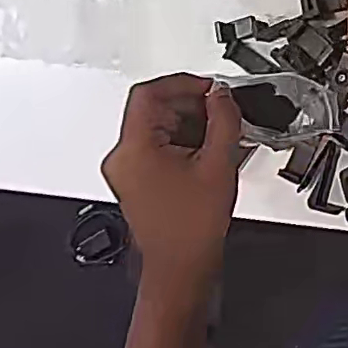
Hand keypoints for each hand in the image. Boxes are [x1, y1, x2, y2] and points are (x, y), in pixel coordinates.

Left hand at [101, 74, 243, 289]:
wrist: (182, 265)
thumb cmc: (192, 226)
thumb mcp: (218, 162)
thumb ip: (223, 120)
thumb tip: (221, 95)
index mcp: (134, 149)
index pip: (149, 94)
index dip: (183, 83)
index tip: (209, 87)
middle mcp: (124, 157)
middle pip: (155, 108)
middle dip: (193, 105)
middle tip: (223, 109)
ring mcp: (129, 168)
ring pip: (161, 125)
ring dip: (194, 122)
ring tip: (223, 135)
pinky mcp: (139, 177)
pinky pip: (162, 143)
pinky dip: (188, 139)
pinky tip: (213, 150)